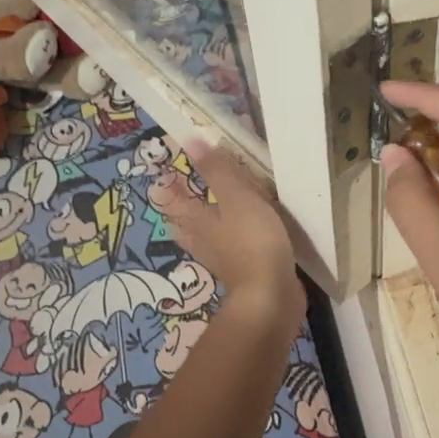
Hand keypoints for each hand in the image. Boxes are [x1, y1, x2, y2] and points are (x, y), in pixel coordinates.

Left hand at [164, 143, 303, 327]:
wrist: (271, 297)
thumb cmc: (252, 242)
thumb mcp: (237, 198)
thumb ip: (218, 170)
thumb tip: (190, 140)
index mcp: (197, 220)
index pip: (175, 198)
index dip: (170, 183)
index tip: (167, 170)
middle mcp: (204, 240)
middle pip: (185, 221)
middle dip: (182, 207)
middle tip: (183, 192)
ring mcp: (223, 259)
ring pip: (207, 236)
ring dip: (205, 224)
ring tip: (211, 213)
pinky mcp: (244, 272)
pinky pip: (231, 250)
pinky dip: (231, 240)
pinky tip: (243, 237)